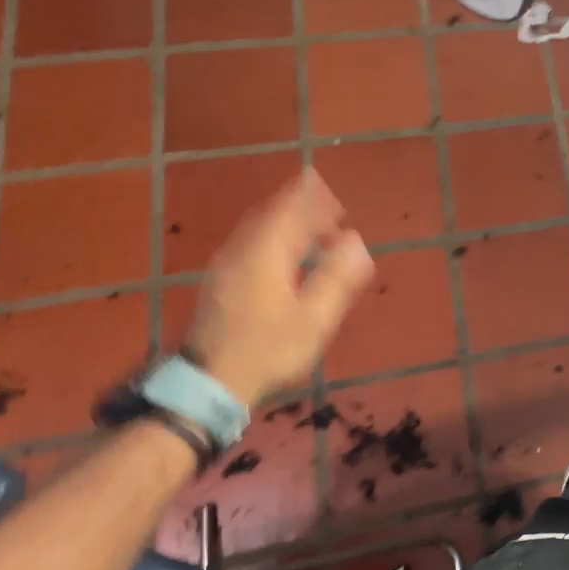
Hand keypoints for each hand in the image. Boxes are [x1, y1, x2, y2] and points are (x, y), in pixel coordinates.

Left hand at [187, 169, 373, 406]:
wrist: (212, 382)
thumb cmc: (270, 348)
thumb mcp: (314, 318)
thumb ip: (336, 277)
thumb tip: (356, 241)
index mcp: (265, 255)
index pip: (287, 212)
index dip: (308, 196)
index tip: (328, 187)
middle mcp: (241, 253)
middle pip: (268, 216)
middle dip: (297, 206)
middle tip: (327, 205)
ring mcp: (225, 268)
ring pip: (256, 230)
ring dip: (284, 222)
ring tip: (312, 227)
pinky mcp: (220, 283)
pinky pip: (248, 244)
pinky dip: (270, 237)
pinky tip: (283, 252)